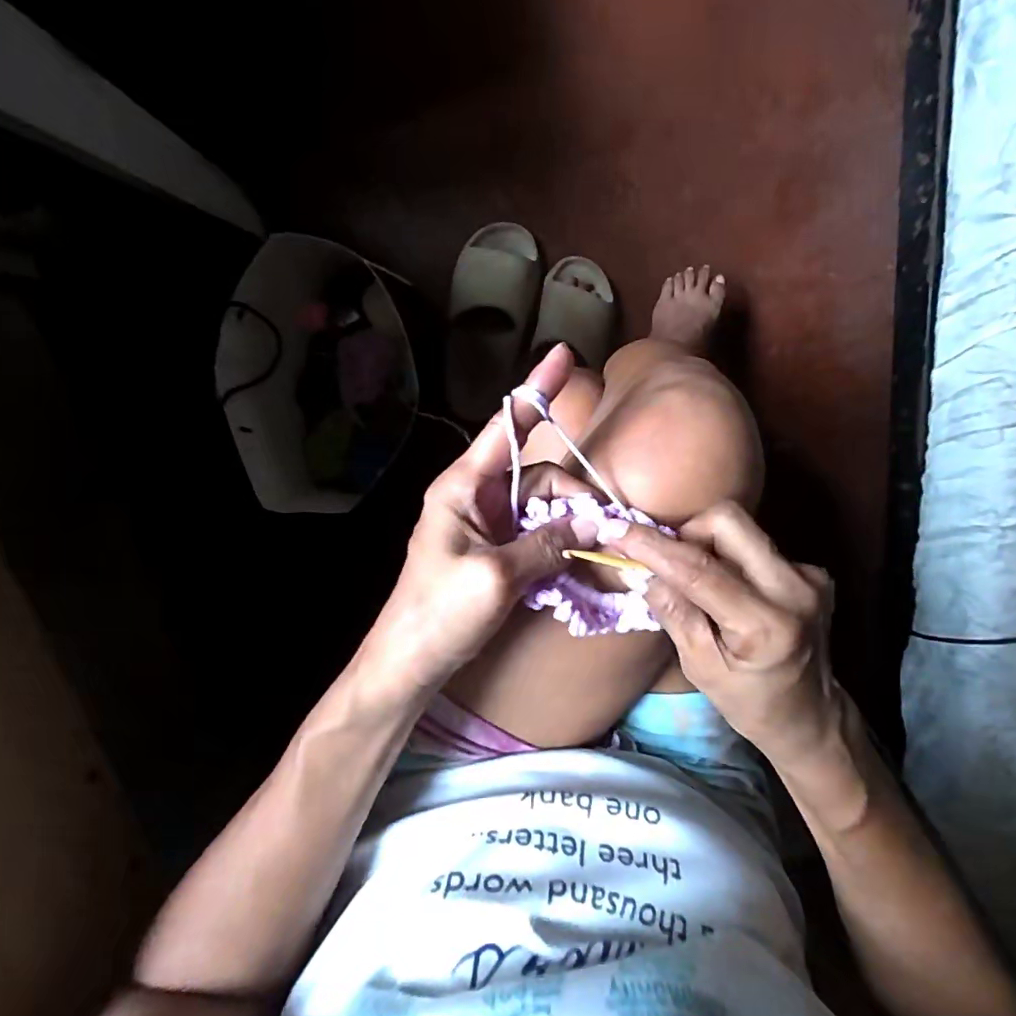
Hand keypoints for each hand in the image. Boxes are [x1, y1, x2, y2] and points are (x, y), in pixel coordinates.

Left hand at [361, 344, 597, 688]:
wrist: (409, 661)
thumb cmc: (439, 613)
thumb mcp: (498, 577)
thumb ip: (547, 543)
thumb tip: (596, 522)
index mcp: (462, 486)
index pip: (505, 425)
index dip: (537, 390)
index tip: (567, 355)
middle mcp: (474, 496)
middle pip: (538, 476)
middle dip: (575, 497)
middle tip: (606, 529)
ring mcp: (485, 525)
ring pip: (541, 507)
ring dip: (569, 525)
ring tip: (595, 553)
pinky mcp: (493, 550)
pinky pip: (534, 533)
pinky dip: (557, 544)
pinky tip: (577, 564)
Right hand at [606, 502, 840, 763]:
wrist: (812, 715)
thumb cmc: (750, 701)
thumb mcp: (700, 667)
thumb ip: (673, 612)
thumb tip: (638, 569)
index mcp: (767, 625)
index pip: (699, 570)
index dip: (653, 546)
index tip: (616, 531)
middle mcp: (795, 588)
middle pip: (727, 521)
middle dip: (686, 531)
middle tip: (667, 561)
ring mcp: (808, 574)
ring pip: (740, 527)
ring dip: (705, 543)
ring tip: (694, 580)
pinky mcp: (810, 569)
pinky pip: (754, 543)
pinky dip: (727, 556)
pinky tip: (726, 588)